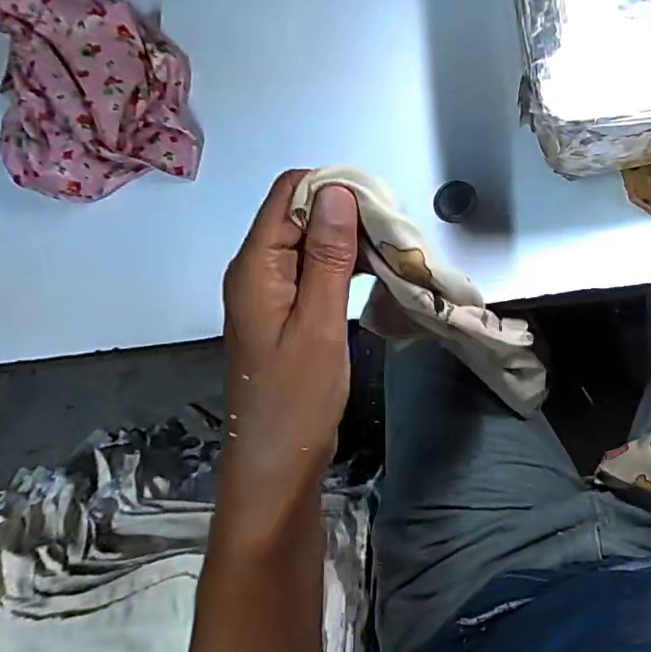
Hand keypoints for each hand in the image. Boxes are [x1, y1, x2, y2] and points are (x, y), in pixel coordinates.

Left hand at [217, 170, 359, 542]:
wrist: (278, 463)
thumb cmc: (296, 400)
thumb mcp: (319, 324)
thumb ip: (328, 256)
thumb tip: (337, 192)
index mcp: (256, 266)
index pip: (290, 193)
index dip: (334, 188)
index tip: (380, 208)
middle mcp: (257, 270)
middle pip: (300, 212)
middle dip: (347, 214)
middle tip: (394, 235)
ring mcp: (271, 291)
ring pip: (311, 241)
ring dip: (350, 242)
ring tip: (393, 254)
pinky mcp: (286, 310)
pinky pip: (314, 270)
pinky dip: (344, 266)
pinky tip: (375, 275)